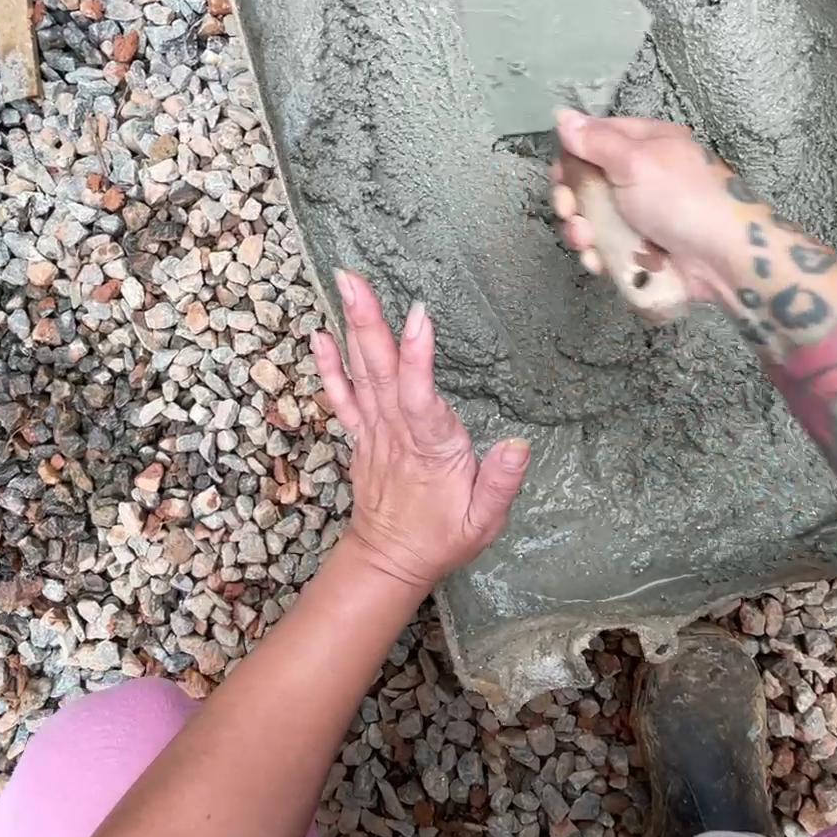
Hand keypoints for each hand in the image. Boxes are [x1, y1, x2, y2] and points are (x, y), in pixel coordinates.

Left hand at [312, 270, 530, 589]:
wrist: (390, 558)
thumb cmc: (442, 536)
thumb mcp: (483, 521)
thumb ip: (500, 482)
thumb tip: (517, 444)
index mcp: (431, 449)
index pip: (420, 397)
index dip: (418, 356)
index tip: (418, 314)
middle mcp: (396, 433)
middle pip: (381, 372)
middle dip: (369, 322)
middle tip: (354, 278)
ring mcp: (372, 431)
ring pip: (361, 374)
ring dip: (352, 328)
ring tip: (345, 286)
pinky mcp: (360, 433)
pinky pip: (341, 396)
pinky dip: (329, 365)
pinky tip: (319, 335)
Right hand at [547, 110, 753, 304]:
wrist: (721, 259)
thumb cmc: (684, 200)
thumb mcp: (636, 161)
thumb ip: (595, 141)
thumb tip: (563, 116)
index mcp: (646, 144)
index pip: (596, 140)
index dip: (572, 157)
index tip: (559, 177)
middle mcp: (641, 176)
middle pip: (587, 183)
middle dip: (572, 200)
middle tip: (570, 211)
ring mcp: (640, 214)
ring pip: (592, 219)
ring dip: (580, 231)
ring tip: (587, 241)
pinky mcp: (639, 246)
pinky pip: (605, 247)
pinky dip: (597, 254)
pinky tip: (598, 261)